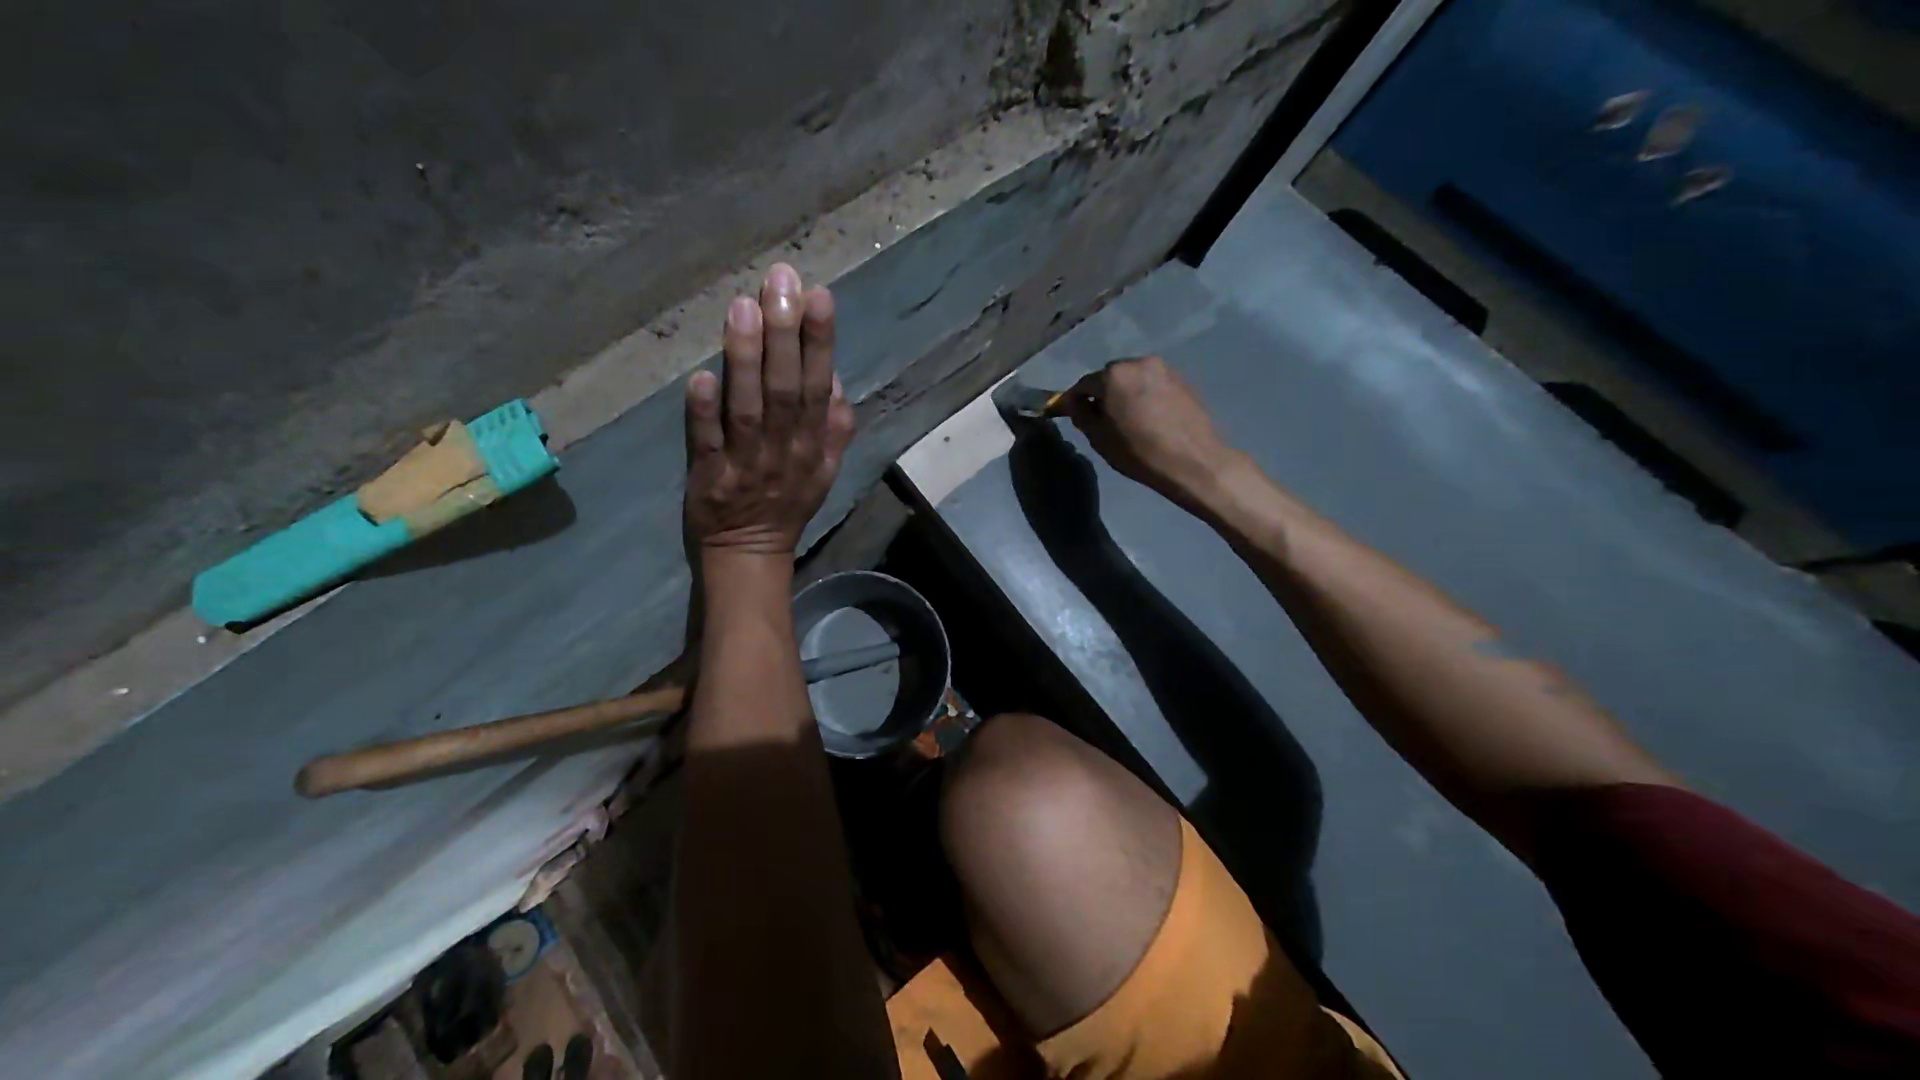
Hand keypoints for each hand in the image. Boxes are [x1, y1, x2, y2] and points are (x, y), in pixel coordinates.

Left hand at [684, 263, 854, 557]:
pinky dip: (705, 413)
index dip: (820, 341)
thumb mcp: (826, 466)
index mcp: (813, 443)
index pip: (818, 385)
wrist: (749, 553)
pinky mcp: (709, 478)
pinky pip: (707, 443)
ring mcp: (746, 463)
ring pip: (749, 408)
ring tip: (743, 308)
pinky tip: (702, 377)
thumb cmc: (787, 501)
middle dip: (785, 333)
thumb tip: (832, 376)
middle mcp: (785, 449)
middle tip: (780, 280)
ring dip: (747, 360)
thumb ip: (834, 424)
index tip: (819, 295)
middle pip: (787, 388)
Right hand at [1062, 356, 1247, 511]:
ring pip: (1133, 378)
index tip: (1075, 415)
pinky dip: (1145, 395)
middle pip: (1110, 376)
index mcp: (1114, 374)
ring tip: (1129, 419)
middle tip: (1105, 419)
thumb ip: (1081, 415)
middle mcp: (1139, 362)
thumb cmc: (1140, 452)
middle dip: (1104, 393)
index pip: (1083, 384)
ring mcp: (1164, 369)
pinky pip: (1153, 384)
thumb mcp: (1099, 438)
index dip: (1075, 401)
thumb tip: (1075, 403)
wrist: (1194, 462)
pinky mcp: (1182, 380)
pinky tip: (1150, 418)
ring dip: (1126, 393)